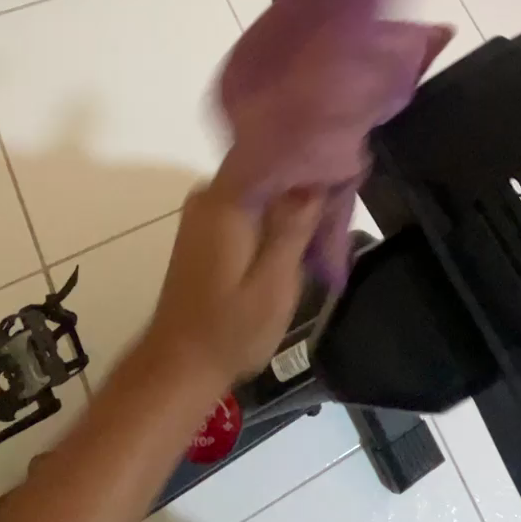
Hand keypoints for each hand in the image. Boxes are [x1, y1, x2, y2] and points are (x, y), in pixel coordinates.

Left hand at [141, 181, 326, 388]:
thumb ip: (294, 226)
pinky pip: (248, 207)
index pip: (275, 155)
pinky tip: (295, 240)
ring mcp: (204, 211)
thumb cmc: (231, 330)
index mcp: (226, 201)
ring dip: (291, 205)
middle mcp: (209, 195)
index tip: (342, 178)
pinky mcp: (205, 229)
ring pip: (261, 189)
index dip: (310, 162)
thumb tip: (316, 180)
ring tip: (324, 228)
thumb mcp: (275, 282)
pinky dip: (272, 218)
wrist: (178, 366)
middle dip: (305, 186)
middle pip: (269, 171)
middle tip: (339, 213)